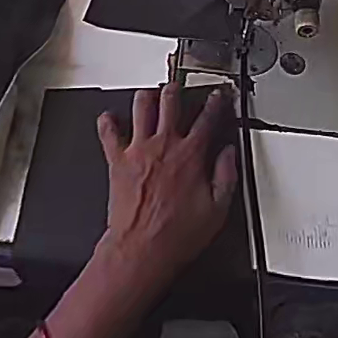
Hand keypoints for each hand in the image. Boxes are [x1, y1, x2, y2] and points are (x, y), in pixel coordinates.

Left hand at [94, 84, 238, 297]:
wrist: (141, 248)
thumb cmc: (176, 233)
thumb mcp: (217, 209)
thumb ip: (227, 176)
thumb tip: (229, 155)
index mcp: (191, 155)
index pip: (207, 118)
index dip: (215, 103)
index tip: (218, 97)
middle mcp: (164, 145)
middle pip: (170, 101)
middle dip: (176, 90)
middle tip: (178, 88)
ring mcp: (138, 149)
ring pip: (141, 106)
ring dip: (146, 97)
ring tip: (150, 95)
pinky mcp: (117, 160)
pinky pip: (108, 132)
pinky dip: (108, 121)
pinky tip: (110, 117)